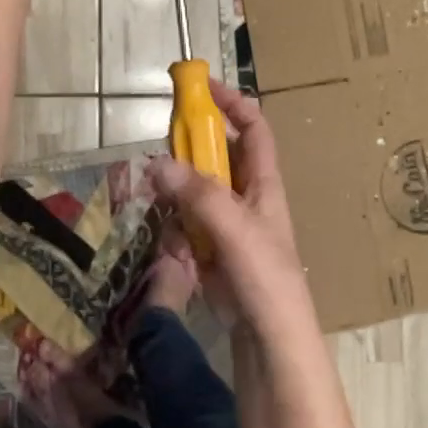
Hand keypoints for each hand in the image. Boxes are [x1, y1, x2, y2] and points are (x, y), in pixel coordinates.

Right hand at [146, 80, 312, 336]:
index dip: (231, 103)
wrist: (270, 341)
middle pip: (216, 155)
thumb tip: (157, 162)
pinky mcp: (210, 249)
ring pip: (194, 190)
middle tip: (161, 147)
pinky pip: (184, 224)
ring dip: (176, 191)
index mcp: (264, 183)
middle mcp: (246, 197)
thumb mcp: (236, 229)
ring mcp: (226, 224)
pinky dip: (173, 228)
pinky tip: (172, 243)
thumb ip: (198, 194)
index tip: (199, 87)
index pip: (253, 128)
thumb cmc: (266, 278)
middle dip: (189, 147)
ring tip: (160, 198)